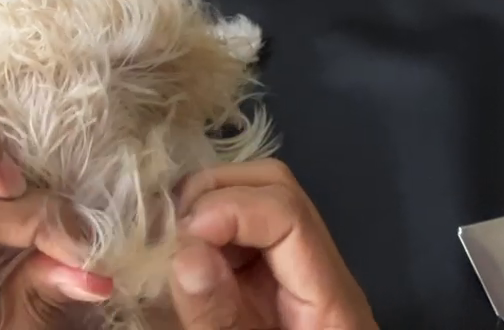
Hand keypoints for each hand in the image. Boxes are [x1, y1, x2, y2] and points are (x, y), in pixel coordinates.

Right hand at [167, 160, 375, 329]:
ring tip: (171, 244)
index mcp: (332, 302)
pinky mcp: (273, 284)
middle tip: (172, 232)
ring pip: (256, 196)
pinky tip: (181, 257)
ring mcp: (297, 276)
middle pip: (277, 187)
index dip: (231, 209)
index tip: (182, 238)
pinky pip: (240, 229)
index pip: (287, 213)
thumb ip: (219, 320)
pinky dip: (205, 227)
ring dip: (206, 206)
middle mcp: (321, 274)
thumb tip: (186, 249)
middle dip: (216, 193)